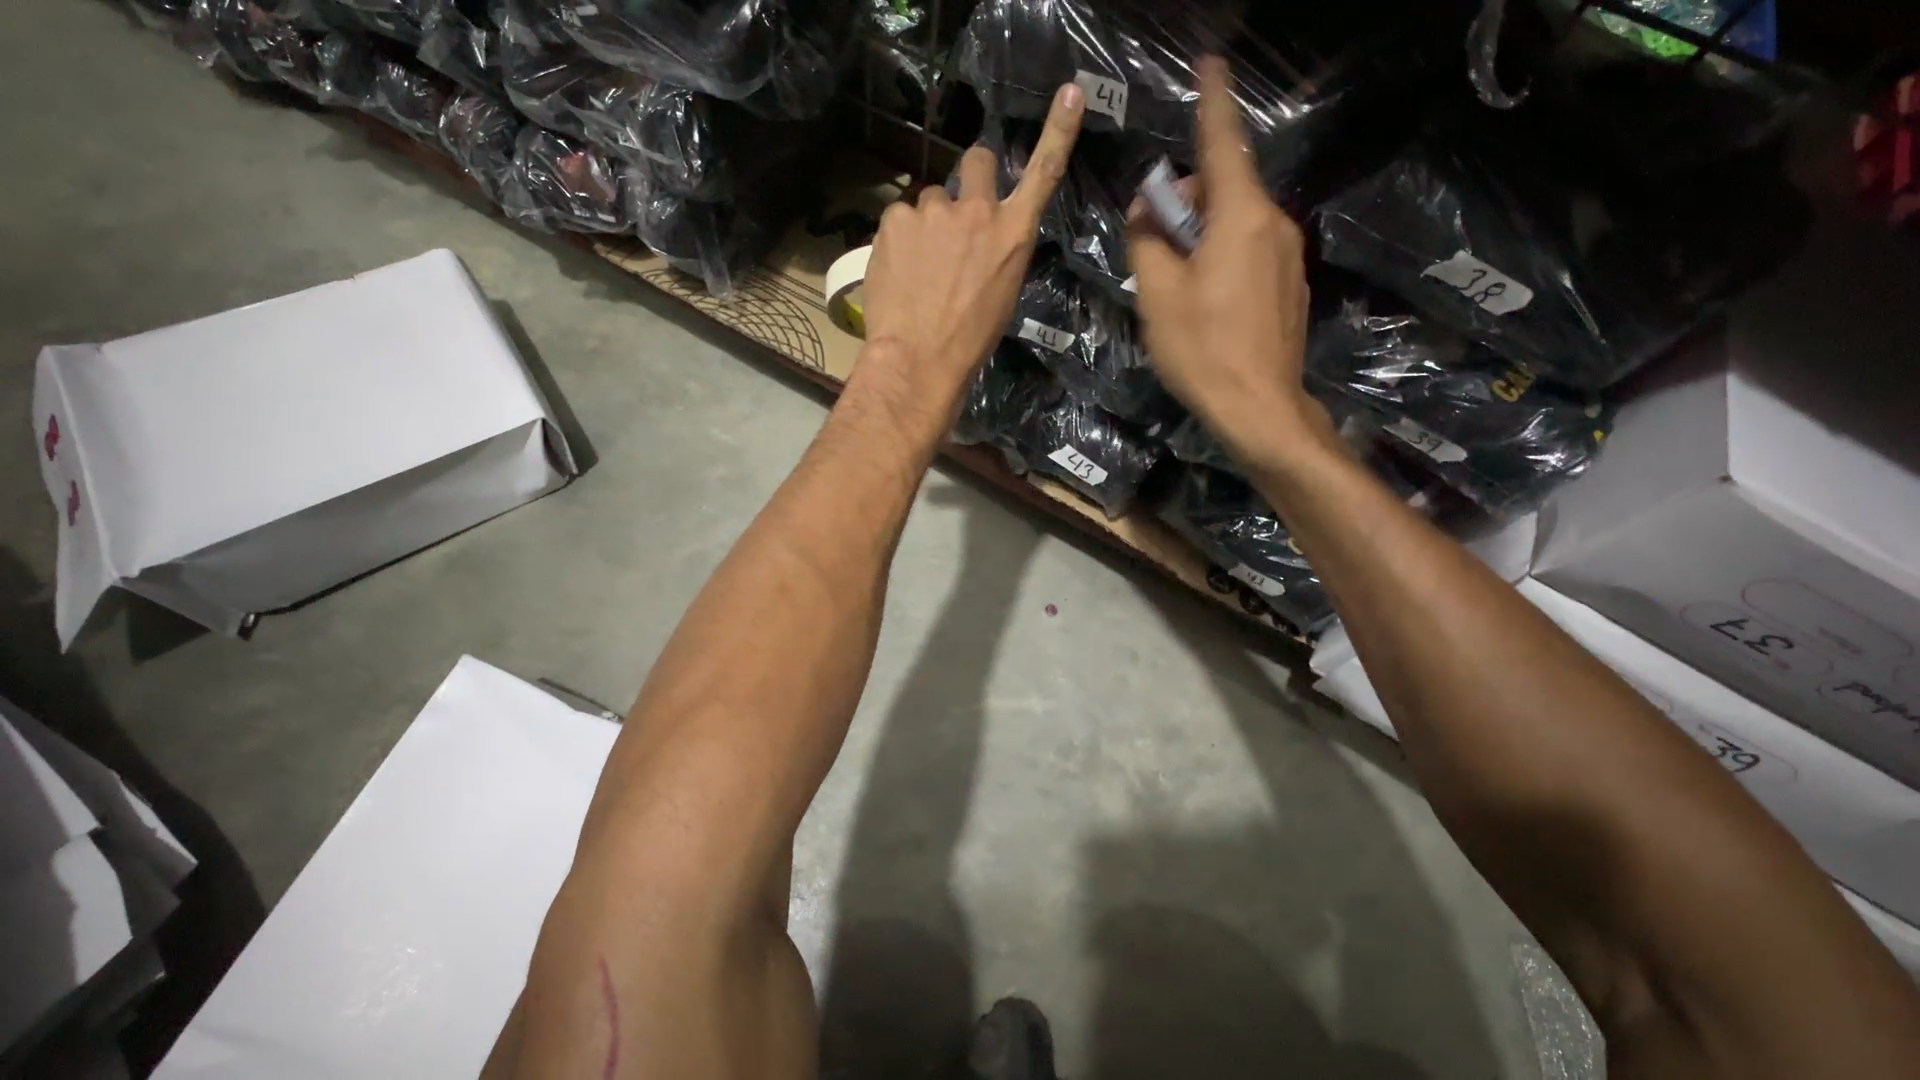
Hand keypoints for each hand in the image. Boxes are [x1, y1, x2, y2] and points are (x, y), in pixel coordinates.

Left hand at [860, 83, 1084, 397]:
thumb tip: (984, 239)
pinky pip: (899, 218)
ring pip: (931, 200)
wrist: (920, 357)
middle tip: (954, 215)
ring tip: (920, 265)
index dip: (1058, 130)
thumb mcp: (1003, 292)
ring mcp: (935, 211)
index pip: (1044, 172)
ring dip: (928, 222)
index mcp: (1014, 233)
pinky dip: (898, 239)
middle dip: (968, 179)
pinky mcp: (897, 218)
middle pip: (976, 161)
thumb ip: (999, 250)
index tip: (1070, 94)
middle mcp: (978, 210)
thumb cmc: (970, 338)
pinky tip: (899, 269)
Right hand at [1127, 58, 1328, 459]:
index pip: (1223, 144)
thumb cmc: (1203, 349)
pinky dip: (1220, 253)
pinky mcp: (1290, 285)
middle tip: (1151, 236)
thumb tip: (1148, 211)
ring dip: (1200, 231)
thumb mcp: (1157, 294)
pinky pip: (1250, 249)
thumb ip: (1147, 240)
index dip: (1213, 102)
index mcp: (1241, 217)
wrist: (1260, 409)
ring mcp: (1288, 256)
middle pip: (1224, 187)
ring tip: (1173, 278)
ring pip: (1236, 220)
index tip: (1212, 64)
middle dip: (1186, 198)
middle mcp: (1273, 225)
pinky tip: (1202, 298)